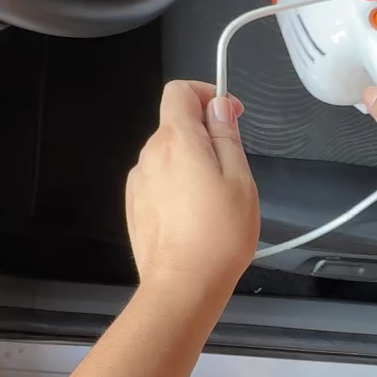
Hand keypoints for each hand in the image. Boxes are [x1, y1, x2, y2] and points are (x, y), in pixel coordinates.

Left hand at [126, 81, 259, 299]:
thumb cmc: (218, 238)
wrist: (184, 284)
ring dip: (192, 165)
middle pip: (175, 126)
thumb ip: (226, 137)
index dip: (206, 95)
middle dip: (204, 136)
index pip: (180, 92)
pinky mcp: (136, 205)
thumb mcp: (240, 180)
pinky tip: (197, 216)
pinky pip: (160, 183)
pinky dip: (179, 188)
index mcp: (177, 141)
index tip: (228, 113)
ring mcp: (139, 182)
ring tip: (216, 200)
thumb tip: (218, 108)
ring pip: (168, 157)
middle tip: (232, 168)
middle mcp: (151, 156)